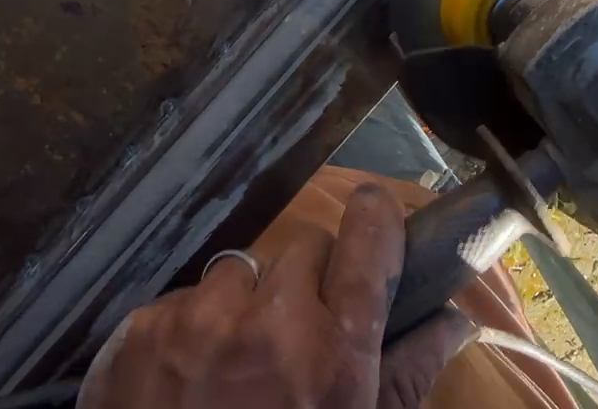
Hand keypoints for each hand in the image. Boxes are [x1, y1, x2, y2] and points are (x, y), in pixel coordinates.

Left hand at [77, 182, 473, 408]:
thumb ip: (405, 376)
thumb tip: (452, 319)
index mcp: (332, 357)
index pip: (367, 240)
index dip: (375, 220)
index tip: (374, 218)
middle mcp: (269, 323)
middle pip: (303, 247)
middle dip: (306, 279)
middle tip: (297, 334)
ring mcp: (199, 320)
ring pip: (241, 268)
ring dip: (245, 303)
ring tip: (235, 365)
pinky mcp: (144, 328)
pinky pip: (185, 299)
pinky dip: (191, 328)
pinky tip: (188, 378)